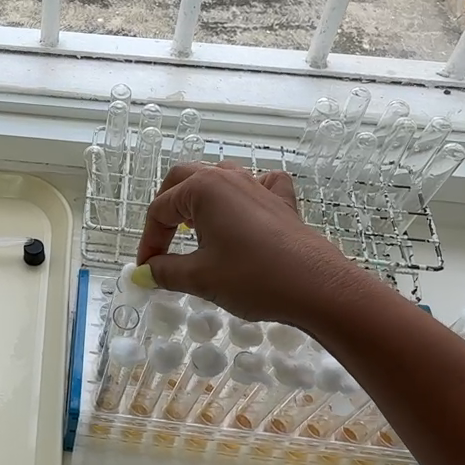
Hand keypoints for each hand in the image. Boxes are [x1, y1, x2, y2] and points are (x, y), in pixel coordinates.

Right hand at [135, 163, 391, 325]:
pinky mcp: (282, 201)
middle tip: (161, 240)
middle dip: (166, 207)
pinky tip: (246, 209)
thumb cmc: (253, 278)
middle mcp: (227, 178)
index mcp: (202, 189)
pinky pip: (259, 183)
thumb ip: (165, 271)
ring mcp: (258, 185)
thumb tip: (146, 272)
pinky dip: (246, 192)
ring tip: (195, 226)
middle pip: (183, 179)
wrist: (318, 287)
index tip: (147, 269)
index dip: (149, 240)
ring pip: (219, 176)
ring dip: (199, 197)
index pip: (160, 209)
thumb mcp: (200, 278)